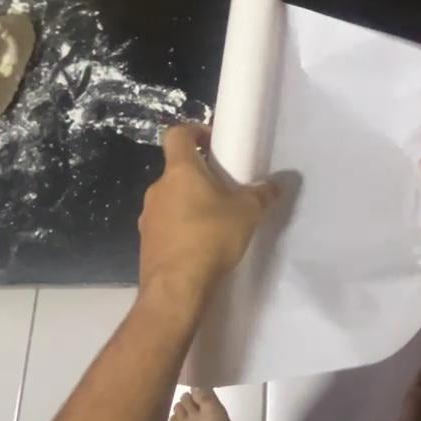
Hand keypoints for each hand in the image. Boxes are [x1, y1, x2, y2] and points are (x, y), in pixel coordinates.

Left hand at [138, 124, 278, 305]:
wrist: (176, 289)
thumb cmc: (210, 237)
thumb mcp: (247, 212)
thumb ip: (261, 194)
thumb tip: (273, 185)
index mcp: (180, 171)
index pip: (177, 134)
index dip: (194, 132)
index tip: (213, 143)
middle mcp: (158, 188)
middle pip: (177, 169)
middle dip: (200, 175)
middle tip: (225, 189)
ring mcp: (148, 216)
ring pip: (171, 198)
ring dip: (190, 202)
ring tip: (215, 220)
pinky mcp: (147, 242)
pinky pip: (166, 224)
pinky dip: (181, 227)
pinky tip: (201, 244)